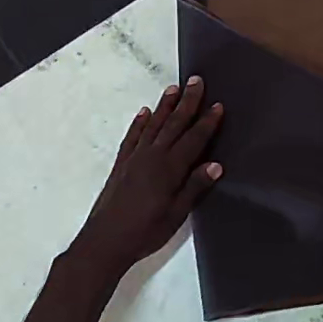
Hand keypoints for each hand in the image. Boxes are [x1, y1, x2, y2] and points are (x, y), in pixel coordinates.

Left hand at [68, 77, 224, 282]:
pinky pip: (132, 136)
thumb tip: (216, 164)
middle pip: (174, 124)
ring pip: (153, 124)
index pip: (194, 139)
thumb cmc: (145, 231)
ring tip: (173, 88)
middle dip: (187, 102)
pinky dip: (139, 122)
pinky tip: (144, 112)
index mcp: (170, 168)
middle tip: (196, 80)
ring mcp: (134, 157)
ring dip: (164, 105)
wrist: (105, 241)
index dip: (207, 122)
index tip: (217, 105)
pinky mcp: (121, 163)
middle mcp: (152, 156)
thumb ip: (194, 187)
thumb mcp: (176, 214)